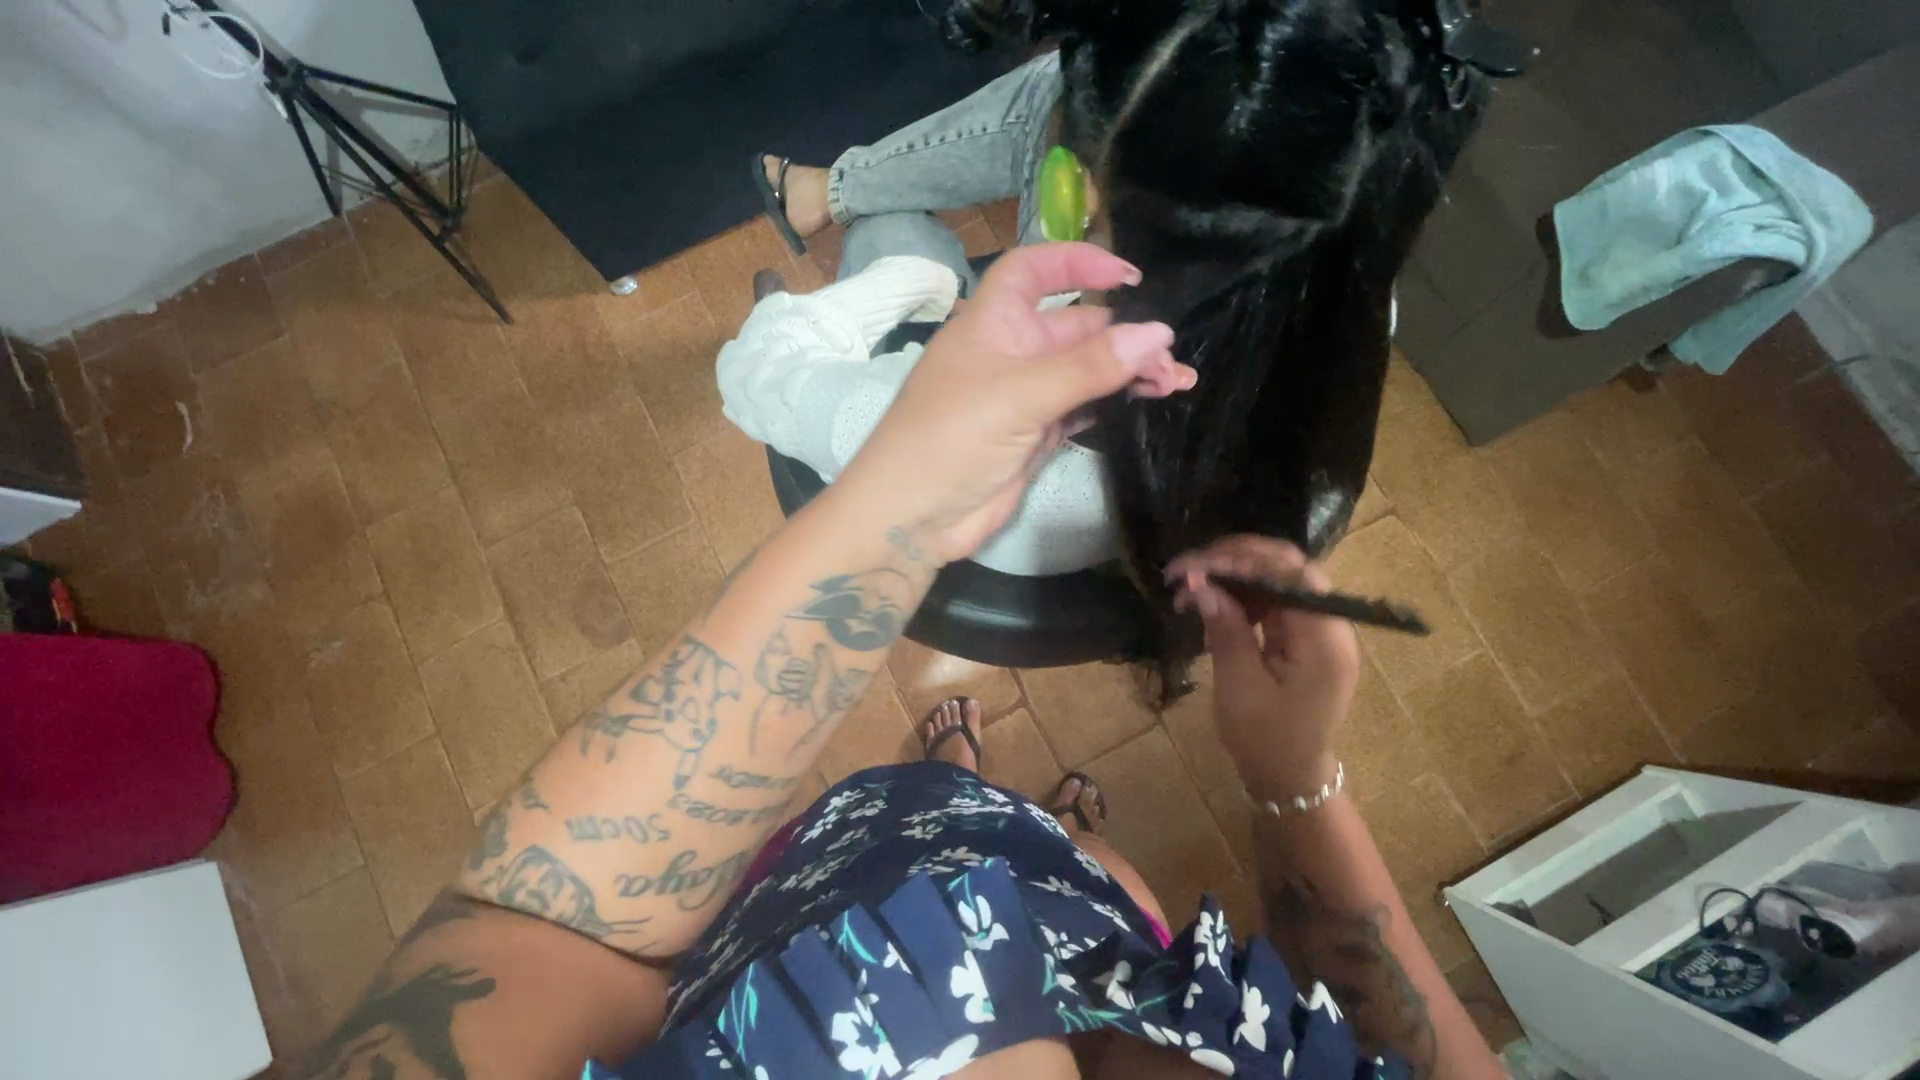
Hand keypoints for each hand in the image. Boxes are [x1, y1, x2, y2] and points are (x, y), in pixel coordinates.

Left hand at [834, 242, 1195, 562]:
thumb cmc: (949, 439)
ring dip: (1128, 372)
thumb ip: (1088, 366)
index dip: (1077, 263)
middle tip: (1171, 361)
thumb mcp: (1019, 395)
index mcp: (992, 322)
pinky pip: (1083, 408)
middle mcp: (1010, 352)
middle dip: (1125, 336)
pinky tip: (1149, 403)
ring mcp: (1023, 396)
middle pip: (1076, 327)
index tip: (1129, 276)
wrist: (912, 517)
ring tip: (1176, 382)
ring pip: (1086, 371)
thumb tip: (1158, 333)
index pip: (1034, 270)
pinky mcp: (1034, 435)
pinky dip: (1114, 404)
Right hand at [1167, 536, 1360, 799]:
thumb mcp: (1240, 688)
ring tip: (1186, 587)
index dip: (1243, 560)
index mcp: (1324, 640)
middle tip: (1185, 569)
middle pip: (1287, 568)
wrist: (1289, 777)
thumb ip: (1226, 631)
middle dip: (1234, 559)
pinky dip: (1239, 595)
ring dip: (1231, 575)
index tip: (1197, 568)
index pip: (1291, 575)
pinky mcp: (1302, 636)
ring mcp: (1318, 629)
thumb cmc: (1265, 740)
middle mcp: (1330, 625)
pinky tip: (1208, 602)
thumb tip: (1201, 585)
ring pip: (1276, 579)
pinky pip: (1272, 600)